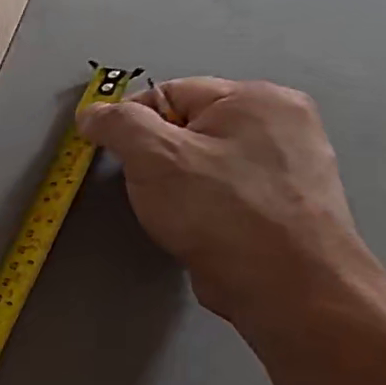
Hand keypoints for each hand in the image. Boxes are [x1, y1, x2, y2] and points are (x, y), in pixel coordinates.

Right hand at [76, 76, 379, 329]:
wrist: (289, 292)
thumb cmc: (221, 214)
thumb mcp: (154, 157)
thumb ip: (117, 124)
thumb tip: (93, 113)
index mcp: (256, 98)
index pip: (169, 92)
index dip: (132, 122)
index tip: (115, 155)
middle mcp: (283, 124)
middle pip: (189, 126)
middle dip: (158, 156)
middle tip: (149, 188)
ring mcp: (292, 167)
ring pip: (206, 161)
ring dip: (180, 184)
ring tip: (176, 213)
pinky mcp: (289, 207)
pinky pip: (228, 191)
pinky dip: (206, 206)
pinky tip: (201, 228)